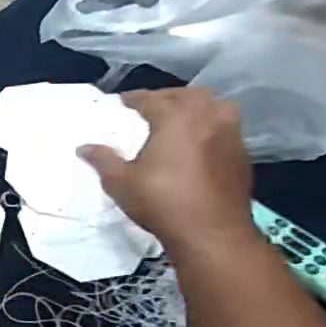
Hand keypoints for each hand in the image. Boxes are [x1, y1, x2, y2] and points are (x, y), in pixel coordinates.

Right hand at [79, 88, 256, 253]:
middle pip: (190, 95)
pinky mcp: (240, 153)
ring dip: (195, 106)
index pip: (153, 99)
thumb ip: (103, 159)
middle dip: (168, 96)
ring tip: (178, 118)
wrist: (211, 231)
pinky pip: (225, 125)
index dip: (135, 98)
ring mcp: (230, 135)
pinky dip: (209, 123)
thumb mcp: (120, 181)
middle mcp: (207, 119)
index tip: (122, 101)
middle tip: (150, 106)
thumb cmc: (160, 201)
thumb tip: (85, 147)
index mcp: (176, 120)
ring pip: (216, 106)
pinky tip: (196, 140)